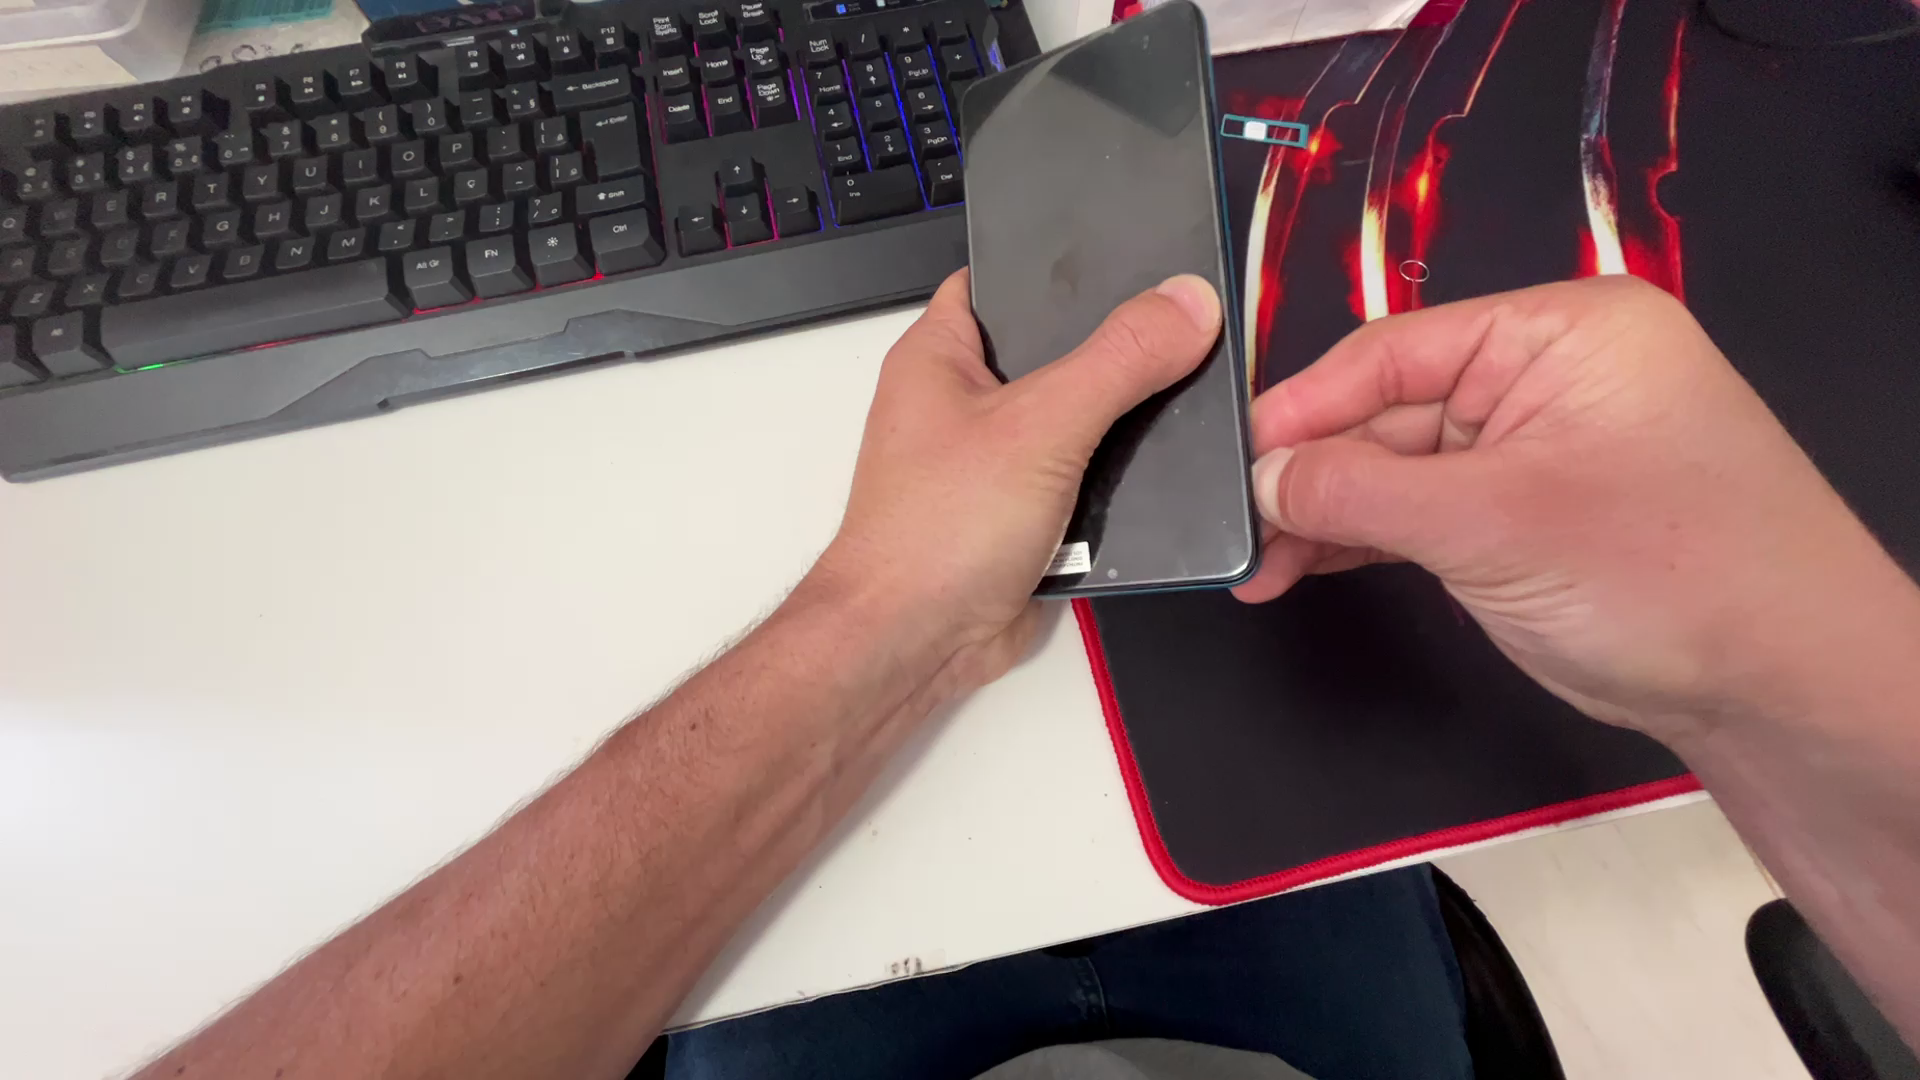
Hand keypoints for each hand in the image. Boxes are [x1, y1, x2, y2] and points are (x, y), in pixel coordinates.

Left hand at [805, 268, 1222, 700]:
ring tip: (1185, 400)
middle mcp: (965, 404)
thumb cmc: (934, 533)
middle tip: (1183, 332)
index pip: (1002, 280)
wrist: (917, 642)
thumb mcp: (1038, 427)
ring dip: (1120, 422)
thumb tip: (1186, 303)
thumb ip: (1116, 361)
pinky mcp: (1022, 513)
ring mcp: (994, 461)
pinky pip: (1082, 478)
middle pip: (1053, 352)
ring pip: (1076, 420)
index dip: (1061, 264)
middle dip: (1112, 350)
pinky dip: (1114, 479)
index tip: (1132, 257)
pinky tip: (1157, 471)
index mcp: (941, 357)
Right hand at [1232, 276, 1918, 739]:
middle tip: (1238, 530)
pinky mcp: (1484, 516)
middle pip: (1372, 418)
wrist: (1772, 694)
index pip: (1389, 355)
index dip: (1303, 407)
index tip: (1239, 461)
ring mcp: (1499, 454)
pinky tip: (1287, 571)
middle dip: (1304, 480)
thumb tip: (1259, 480)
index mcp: (1549, 336)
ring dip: (1311, 521)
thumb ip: (1359, 491)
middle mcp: (1519, 384)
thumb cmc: (1662, 575)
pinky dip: (1338, 544)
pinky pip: (1389, 516)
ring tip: (1254, 567)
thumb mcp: (1493, 520)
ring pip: (1372, 474)